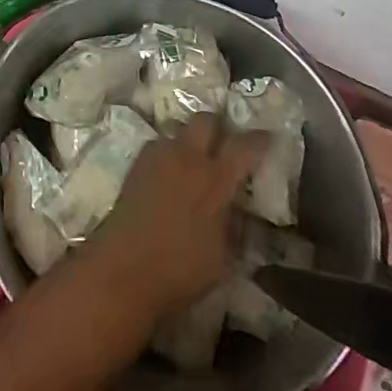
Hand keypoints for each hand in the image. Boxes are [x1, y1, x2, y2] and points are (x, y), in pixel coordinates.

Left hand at [77, 112, 267, 316]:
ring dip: (190, 139)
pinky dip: (168, 152)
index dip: (259, 139)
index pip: (245, 146)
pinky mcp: (137, 164)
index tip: (267, 138)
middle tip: (225, 144)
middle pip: (206, 119)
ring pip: (179, 129)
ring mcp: (158, 157)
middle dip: (219, 127)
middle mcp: (188, 158)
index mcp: (215, 180)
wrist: (123, 269)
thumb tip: (237, 210)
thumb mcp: (222, 256)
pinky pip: (158, 145)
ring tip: (194, 160)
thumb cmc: (180, 271)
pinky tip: (169, 172)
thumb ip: (233, 225)